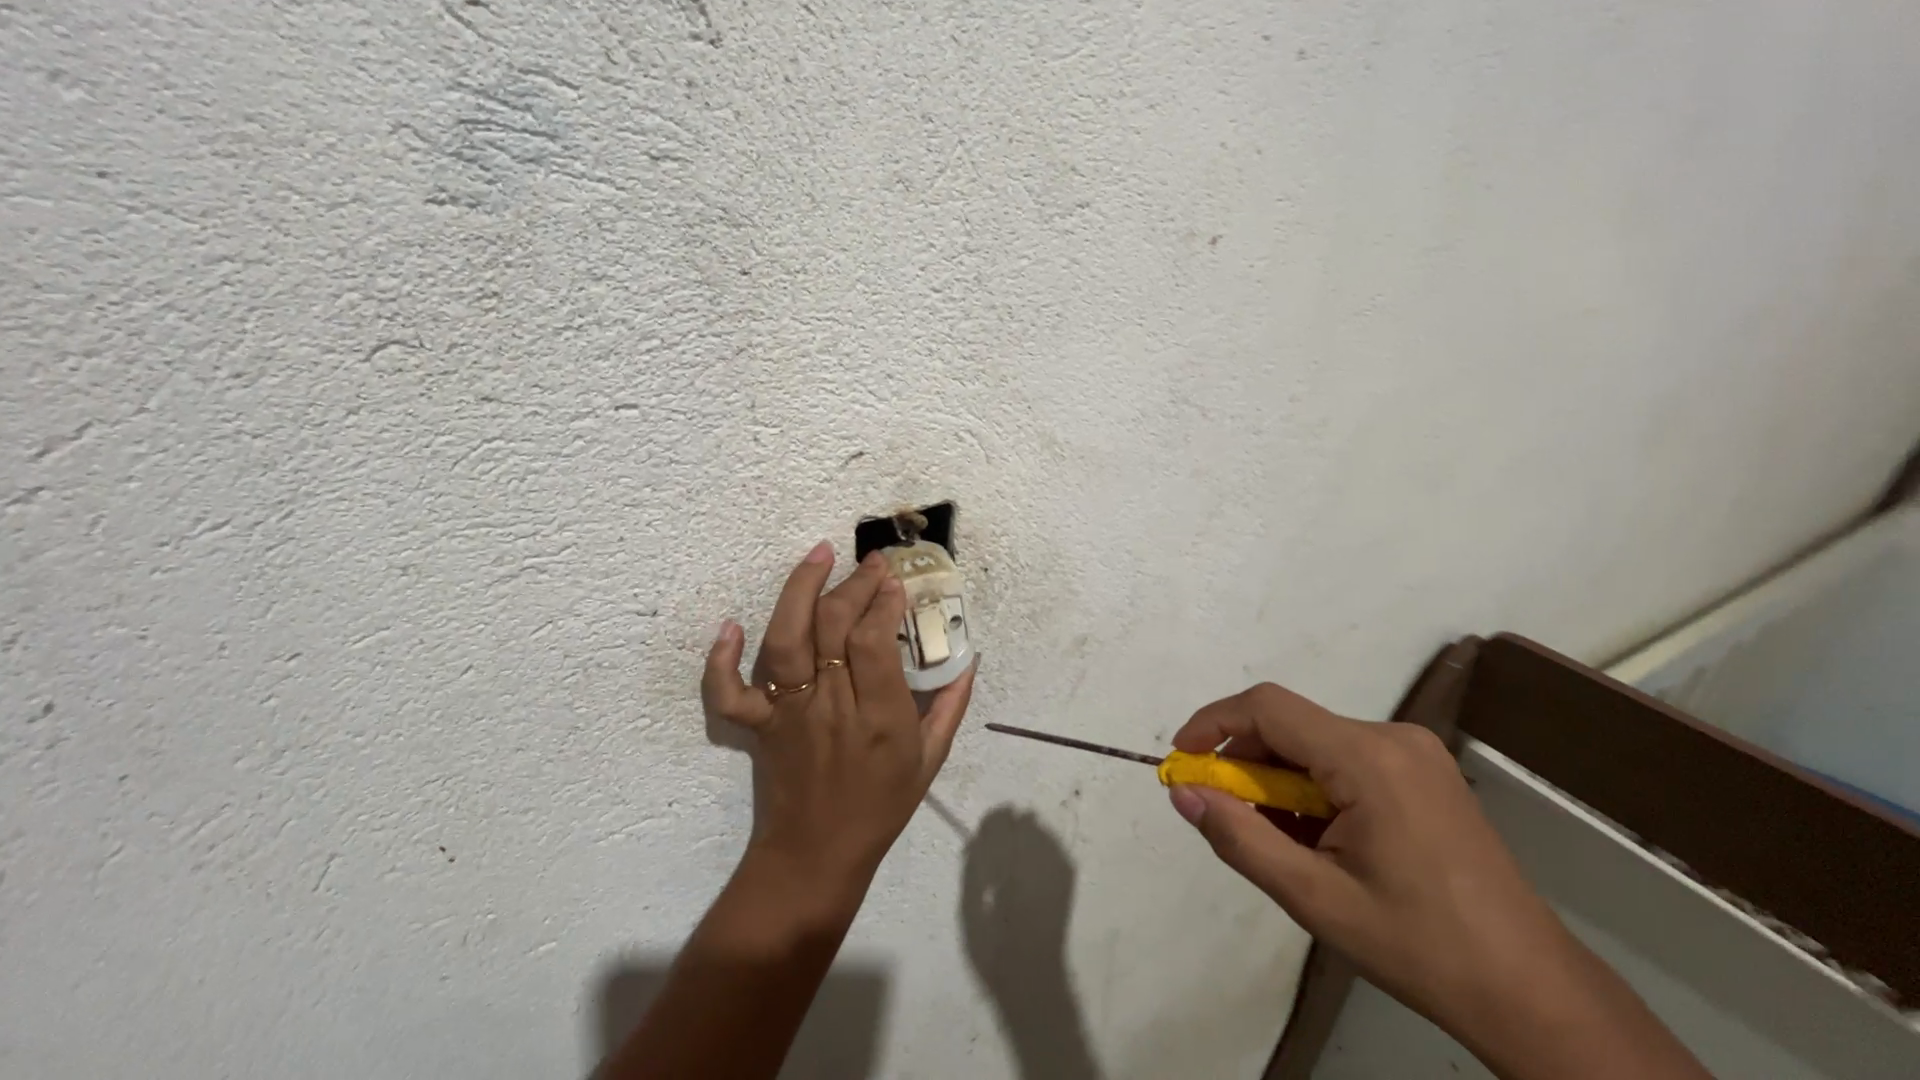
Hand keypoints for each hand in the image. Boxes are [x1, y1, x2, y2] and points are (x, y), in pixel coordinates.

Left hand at [703, 541, 977, 894]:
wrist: (817, 853)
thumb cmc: (881, 806)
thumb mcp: (930, 760)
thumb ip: (949, 705)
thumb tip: (967, 657)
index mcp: (879, 719)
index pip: (872, 641)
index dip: (883, 603)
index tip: (896, 582)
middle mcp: (831, 708)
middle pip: (832, 627)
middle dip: (854, 584)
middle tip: (873, 562)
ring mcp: (789, 713)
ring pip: (786, 641)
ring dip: (800, 590)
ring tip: (819, 555)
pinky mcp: (758, 724)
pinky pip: (729, 692)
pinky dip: (722, 659)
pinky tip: (731, 626)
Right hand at [1166, 684, 1708, 1079]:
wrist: (1527, 987)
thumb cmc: (1417, 945)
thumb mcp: (1313, 897)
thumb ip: (1239, 836)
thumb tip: (1184, 793)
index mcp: (1369, 758)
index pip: (1268, 708)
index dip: (1212, 724)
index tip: (1180, 763)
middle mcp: (1394, 739)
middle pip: (1292, 725)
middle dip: (1244, 762)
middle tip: (1223, 815)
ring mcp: (1416, 755)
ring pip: (1317, 745)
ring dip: (1279, 781)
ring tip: (1277, 843)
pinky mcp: (1425, 775)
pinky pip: (1347, 762)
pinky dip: (1313, 790)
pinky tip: (1317, 842)